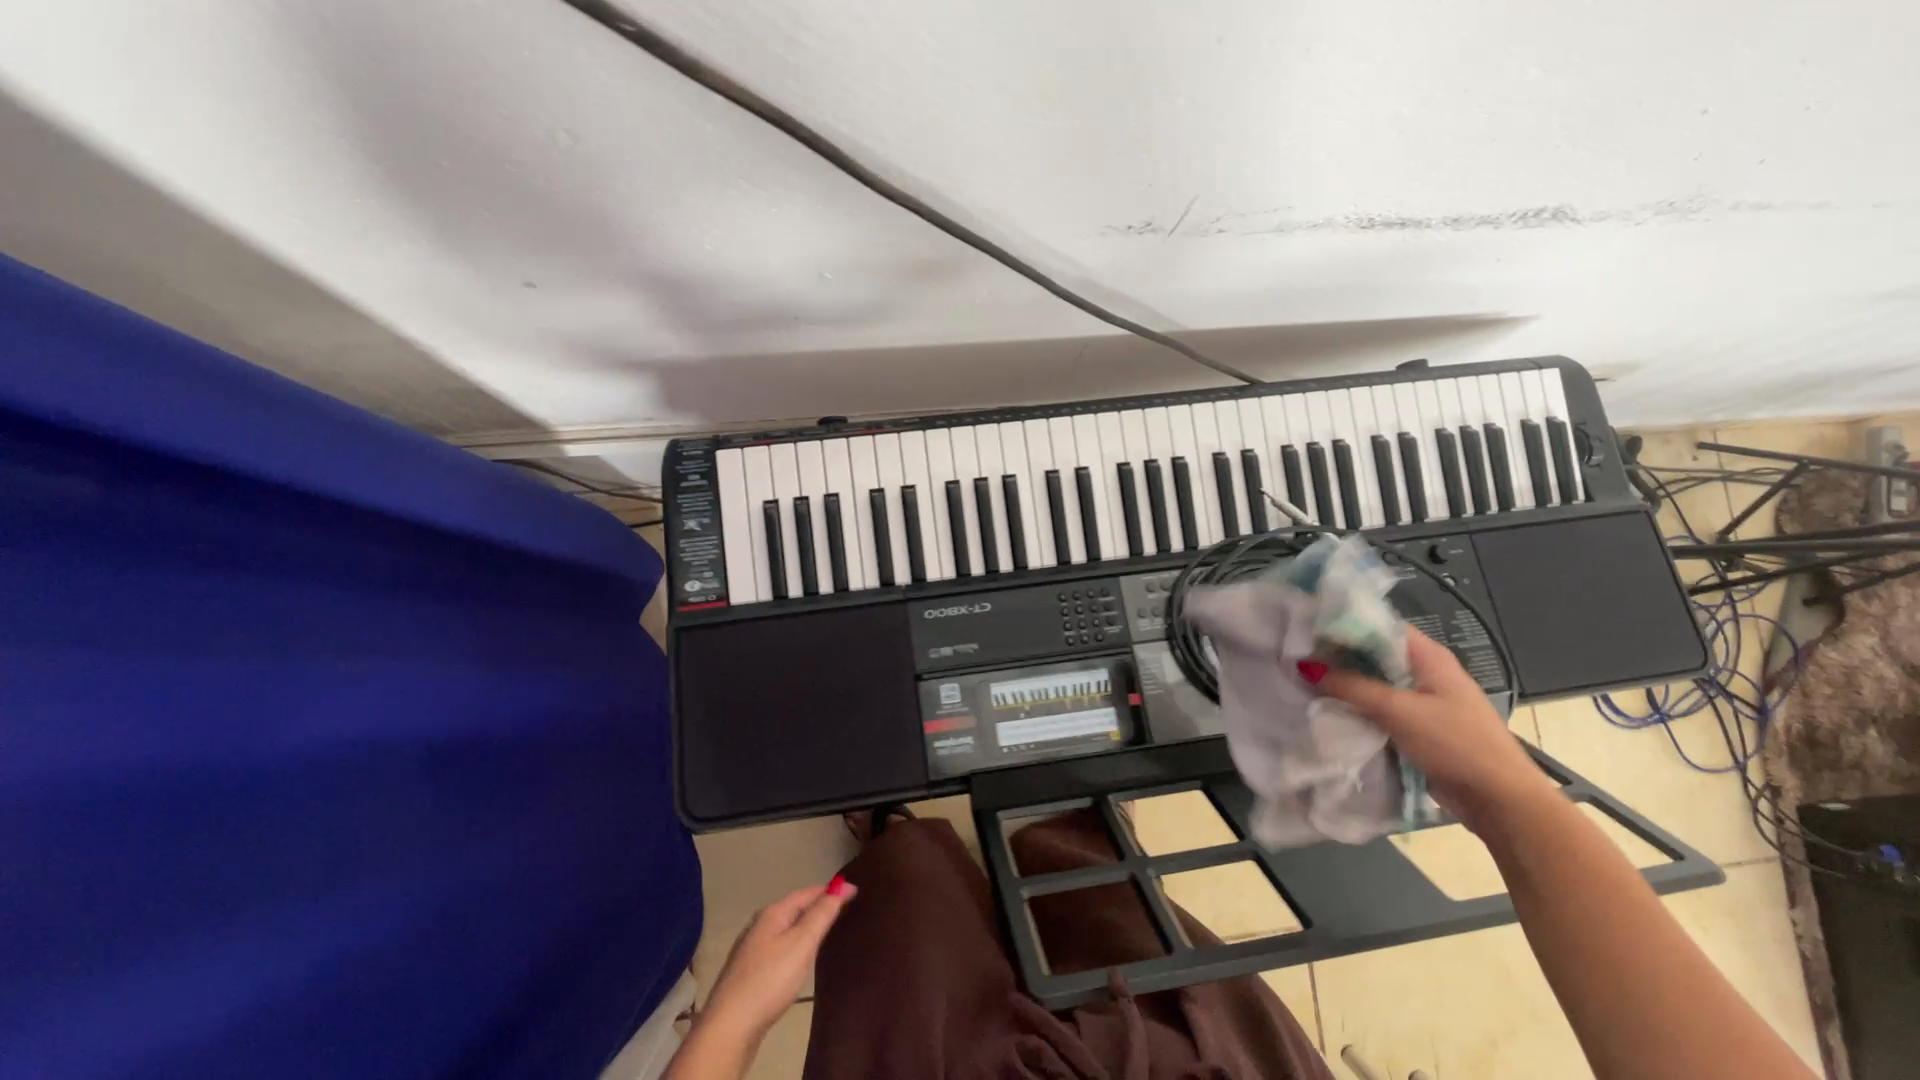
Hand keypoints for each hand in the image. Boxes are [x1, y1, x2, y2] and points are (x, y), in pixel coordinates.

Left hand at [701, 877, 856, 1041]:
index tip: (855, 891)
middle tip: (845, 908)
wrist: (730, 1025)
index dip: (831, 890)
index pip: (806, 893)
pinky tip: (802, 957)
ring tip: (828, 931)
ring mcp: (752, 949)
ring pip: (786, 928)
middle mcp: (759, 926)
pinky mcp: (750, 971)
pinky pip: (780, 946)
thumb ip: (822, 914)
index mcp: (772, 914)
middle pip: (794, 908)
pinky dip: (796, 943)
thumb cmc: (770, 980)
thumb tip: (842, 885)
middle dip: (818, 905)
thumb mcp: (801, 943)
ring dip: (806, 925)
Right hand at [1308, 628, 1550, 834]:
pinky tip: (1325, 710)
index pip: (1379, 626)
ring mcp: (1421, 701)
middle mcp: (1425, 672)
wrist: (1498, 799)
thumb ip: (1352, 687)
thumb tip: (1305, 666)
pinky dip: (1356, 709)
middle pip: (1373, 655)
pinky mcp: (1416, 728)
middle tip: (1293, 654)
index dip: (1343, 623)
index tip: (1305, 626)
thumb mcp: (1399, 710)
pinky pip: (1379, 711)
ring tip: (1301, 680)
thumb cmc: (1456, 743)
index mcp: (1429, 656)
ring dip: (1344, 685)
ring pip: (1374, 684)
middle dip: (1337, 656)